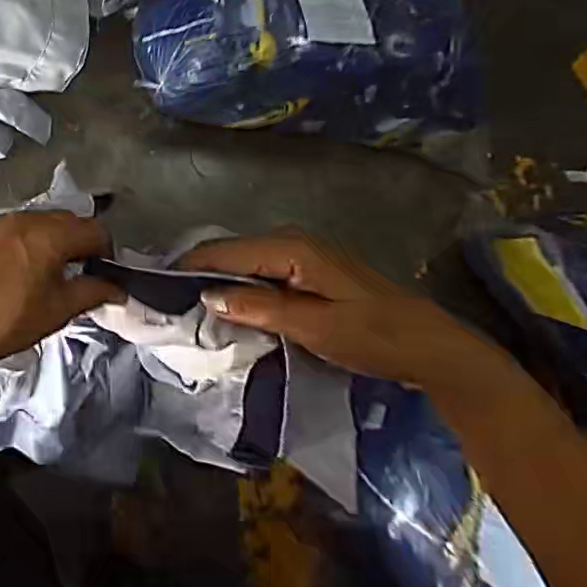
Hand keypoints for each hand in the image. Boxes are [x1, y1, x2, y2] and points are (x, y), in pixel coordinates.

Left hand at [0, 211, 121, 390]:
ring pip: (45, 220)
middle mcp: (29, 219)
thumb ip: (95, 291)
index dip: (105, 251)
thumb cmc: (10, 321)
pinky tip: (24, 265)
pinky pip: (20, 226)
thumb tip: (118, 288)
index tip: (102, 271)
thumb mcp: (60, 309)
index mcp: (52, 235)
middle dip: (81, 242)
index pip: (95, 230)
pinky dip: (30, 238)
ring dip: (56, 238)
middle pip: (71, 220)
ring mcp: (4, 221)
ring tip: (51, 269)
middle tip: (80, 272)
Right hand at [178, 230, 523, 390]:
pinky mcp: (310, 270)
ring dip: (222, 281)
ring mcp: (303, 253)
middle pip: (234, 252)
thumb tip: (209, 294)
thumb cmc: (373, 335)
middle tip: (171, 303)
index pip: (227, 251)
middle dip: (203, 274)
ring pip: (248, 262)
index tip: (159, 289)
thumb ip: (260, 307)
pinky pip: (264, 272)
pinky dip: (244, 287)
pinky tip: (231, 307)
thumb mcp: (314, 326)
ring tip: (192, 307)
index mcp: (292, 247)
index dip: (192, 267)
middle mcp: (293, 241)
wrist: (428, 345)